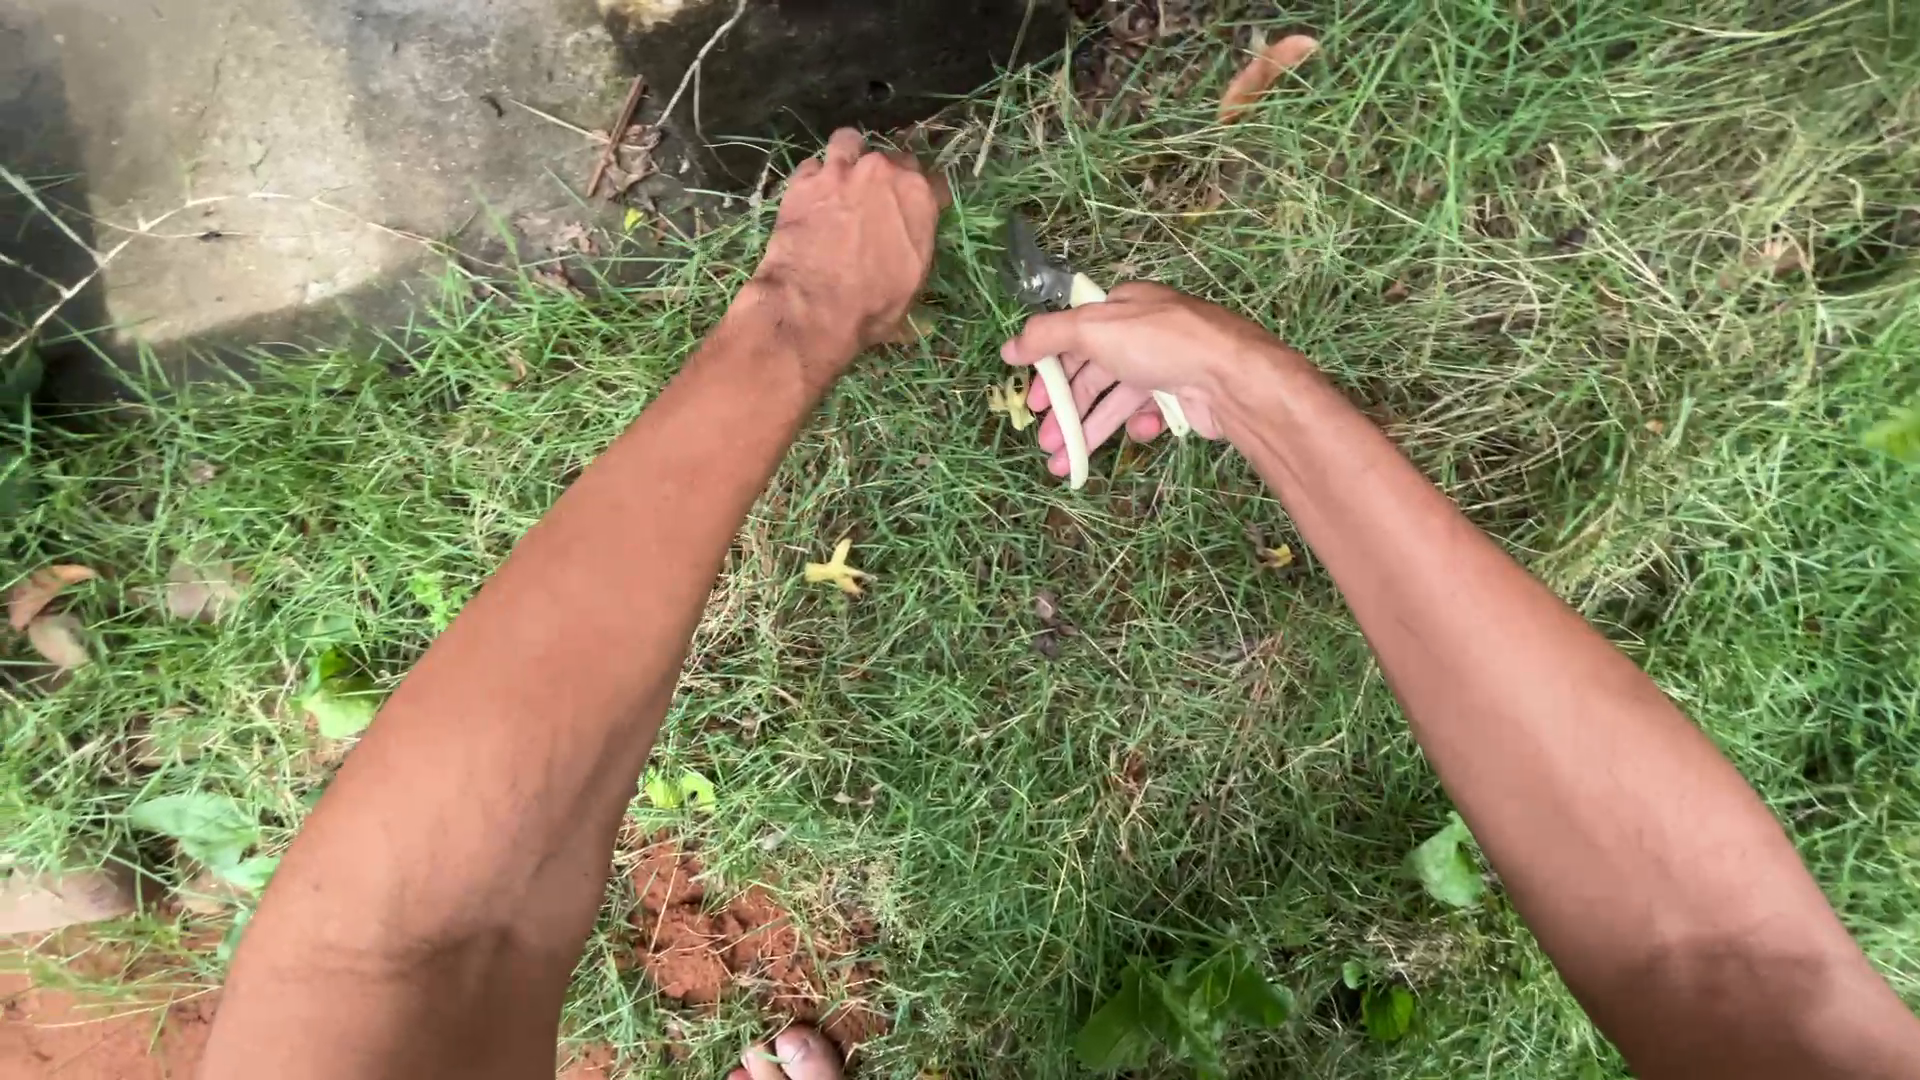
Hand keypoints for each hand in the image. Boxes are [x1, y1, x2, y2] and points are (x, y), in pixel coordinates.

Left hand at [746, 128, 945, 373]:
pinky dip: (815, 179)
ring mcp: (839, 171)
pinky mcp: (803, 181)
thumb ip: (915, 249)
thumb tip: (911, 251)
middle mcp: (882, 172)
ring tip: (844, 181)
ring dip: (850, 158)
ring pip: (848, 143)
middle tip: (879, 202)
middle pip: (892, 159)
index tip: (919, 212)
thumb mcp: (912, 284)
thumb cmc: (875, 304)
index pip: (934, 183)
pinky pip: (812, 166)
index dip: (927, 198)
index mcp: (917, 197)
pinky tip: (814, 199)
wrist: (816, 306)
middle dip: (889, 177)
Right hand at [999, 282, 1284, 477]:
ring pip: (1116, 401)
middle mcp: (1142, 333)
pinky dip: (1137, 427)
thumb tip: (1009, 348)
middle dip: (1066, 411)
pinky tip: (1136, 435)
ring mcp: (1164, 366)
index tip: (1031, 401)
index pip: (1074, 337)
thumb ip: (1047, 336)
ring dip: (1089, 431)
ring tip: (1066, 463)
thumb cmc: (1159, 344)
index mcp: (1122, 308)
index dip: (1049, 370)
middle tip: (1046, 442)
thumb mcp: (1093, 329)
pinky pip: (1148, 413)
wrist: (1230, 377)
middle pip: (1092, 375)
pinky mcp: (1182, 396)